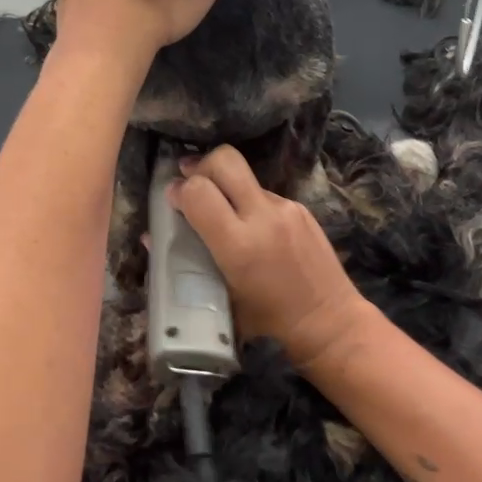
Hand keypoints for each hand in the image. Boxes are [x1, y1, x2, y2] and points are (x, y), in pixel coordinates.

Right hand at [171, 146, 370, 369]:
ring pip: (245, 176)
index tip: (172, 199)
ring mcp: (285, 208)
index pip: (199, 192)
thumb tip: (152, 237)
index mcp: (238, 245)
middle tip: (190, 178)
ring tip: (220, 206)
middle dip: (201, 164)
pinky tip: (251, 226)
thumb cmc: (269, 321)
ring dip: (227, 184)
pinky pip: (264, 193)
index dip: (179, 190)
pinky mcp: (300, 207)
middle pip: (225, 160)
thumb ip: (185, 265)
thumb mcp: (221, 300)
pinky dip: (250, 202)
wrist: (329, 320)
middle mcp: (262, 217)